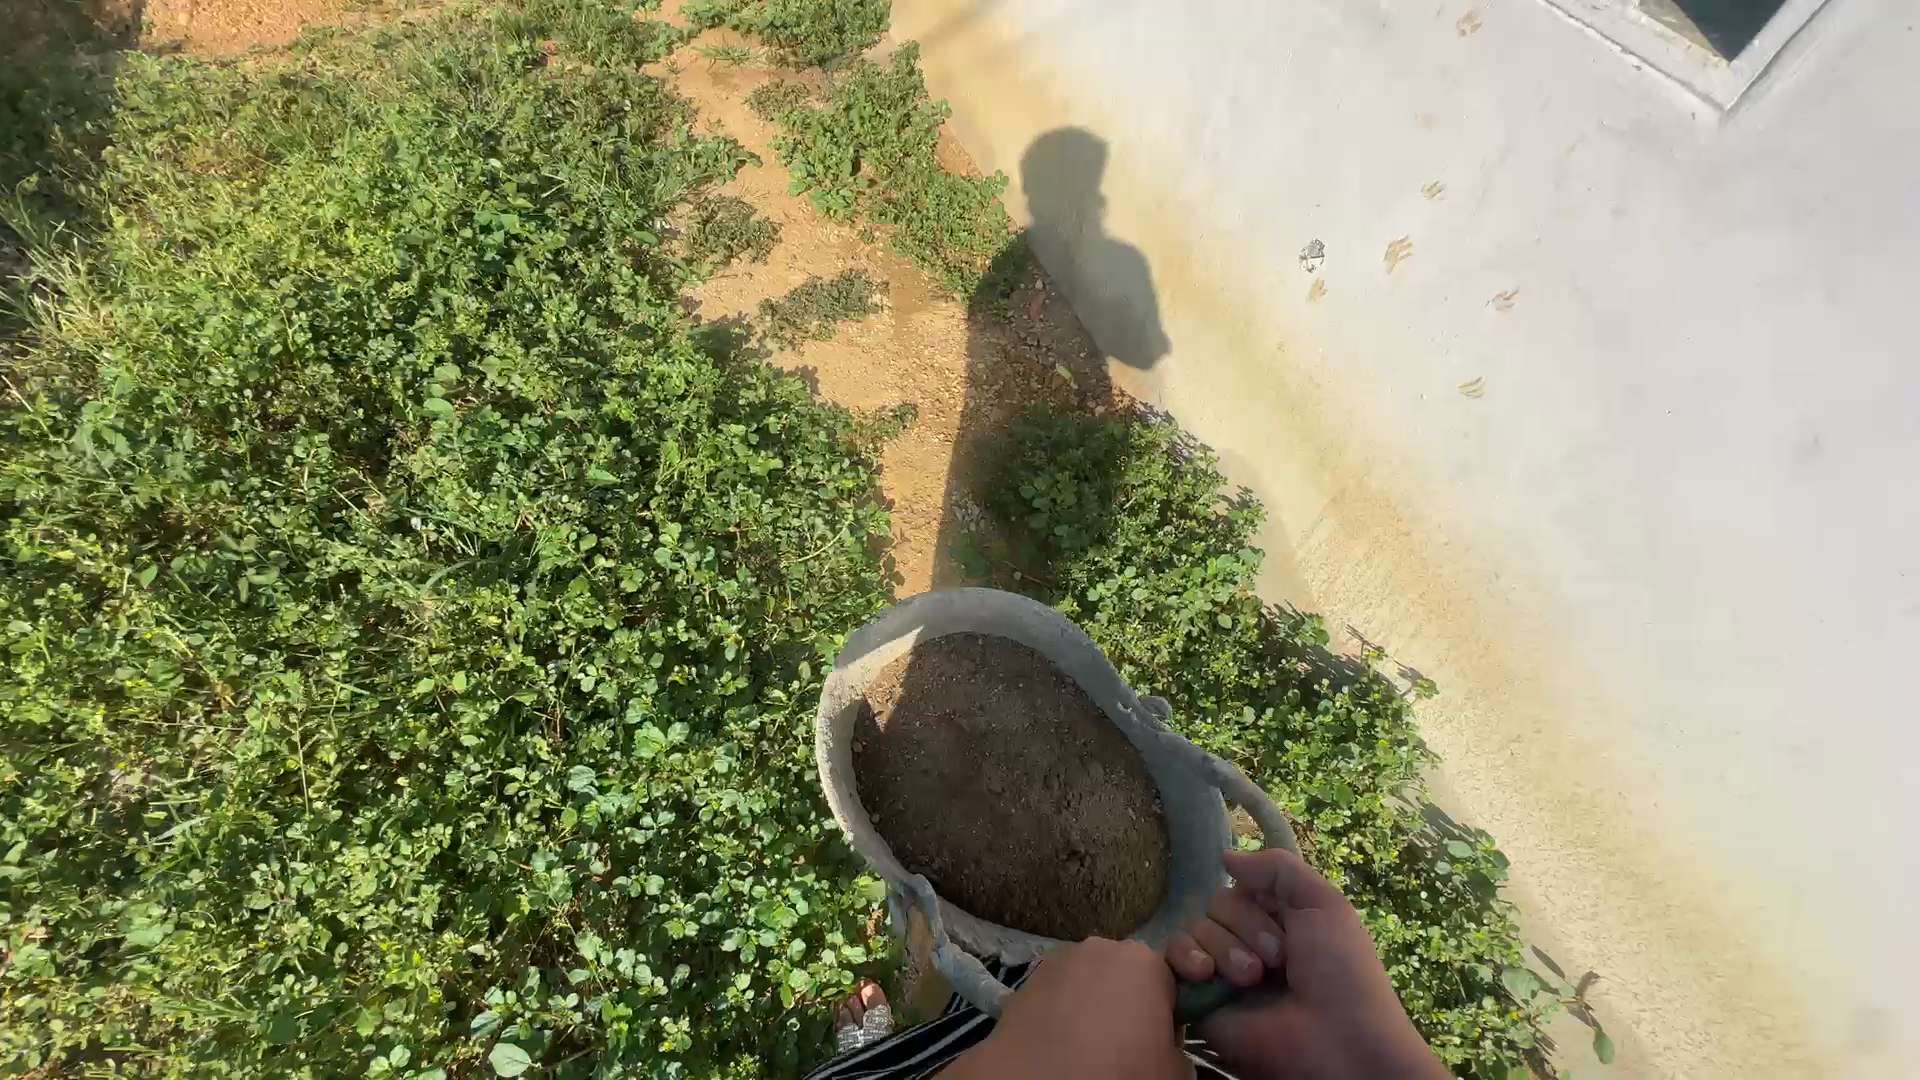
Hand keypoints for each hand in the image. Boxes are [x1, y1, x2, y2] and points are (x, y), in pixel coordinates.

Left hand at [946, 937, 1187, 1079]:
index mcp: (1145, 961)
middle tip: (1125, 1047)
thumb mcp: (1176, 1075)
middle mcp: (1102, 947)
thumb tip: (1165, 1047)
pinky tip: (1060, 1044)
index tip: (1160, 1042)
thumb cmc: (1121, 1073)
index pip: (1168, 980)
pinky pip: (1058, 993)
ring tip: (1087, 1048)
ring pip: (1088, 981)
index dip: (1168, 1013)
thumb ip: (1178, 1049)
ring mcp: (1061, 958)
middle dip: (1127, 1003)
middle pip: (1125, 975)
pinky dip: (1061, 1011)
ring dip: (1092, 1004)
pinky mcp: (1029, 976)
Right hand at [1165, 849, 1449, 1079]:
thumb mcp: (1325, 905)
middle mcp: (1243, 940)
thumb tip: (1224, 855)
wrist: (1340, 1048)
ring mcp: (1220, 970)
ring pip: (1194, 927)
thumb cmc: (1342, 975)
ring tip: (1250, 979)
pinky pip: (1171, 958)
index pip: (1240, 884)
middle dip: (1244, 928)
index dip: (1258, 902)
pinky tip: (1206, 973)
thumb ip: (1278, 868)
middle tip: (1275, 963)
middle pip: (1216, 904)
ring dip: (1223, 948)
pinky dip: (1186, 956)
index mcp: (1274, 920)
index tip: (1287, 933)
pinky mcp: (1198, 997)